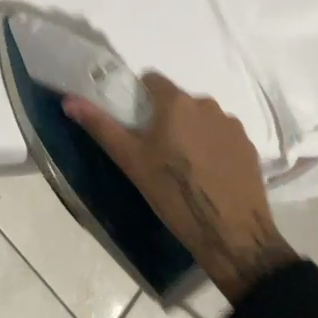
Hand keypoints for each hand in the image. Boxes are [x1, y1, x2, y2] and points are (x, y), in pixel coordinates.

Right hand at [64, 73, 297, 303]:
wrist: (233, 236)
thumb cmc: (174, 194)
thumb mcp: (131, 161)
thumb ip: (101, 126)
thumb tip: (69, 100)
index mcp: (176, 102)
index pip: (152, 81)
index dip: (140, 98)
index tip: (135, 126)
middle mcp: (207, 104)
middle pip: (177, 101)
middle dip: (165, 119)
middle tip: (155, 152)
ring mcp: (231, 126)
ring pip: (200, 119)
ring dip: (190, 132)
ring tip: (183, 168)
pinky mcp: (249, 147)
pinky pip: (221, 137)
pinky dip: (212, 148)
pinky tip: (207, 176)